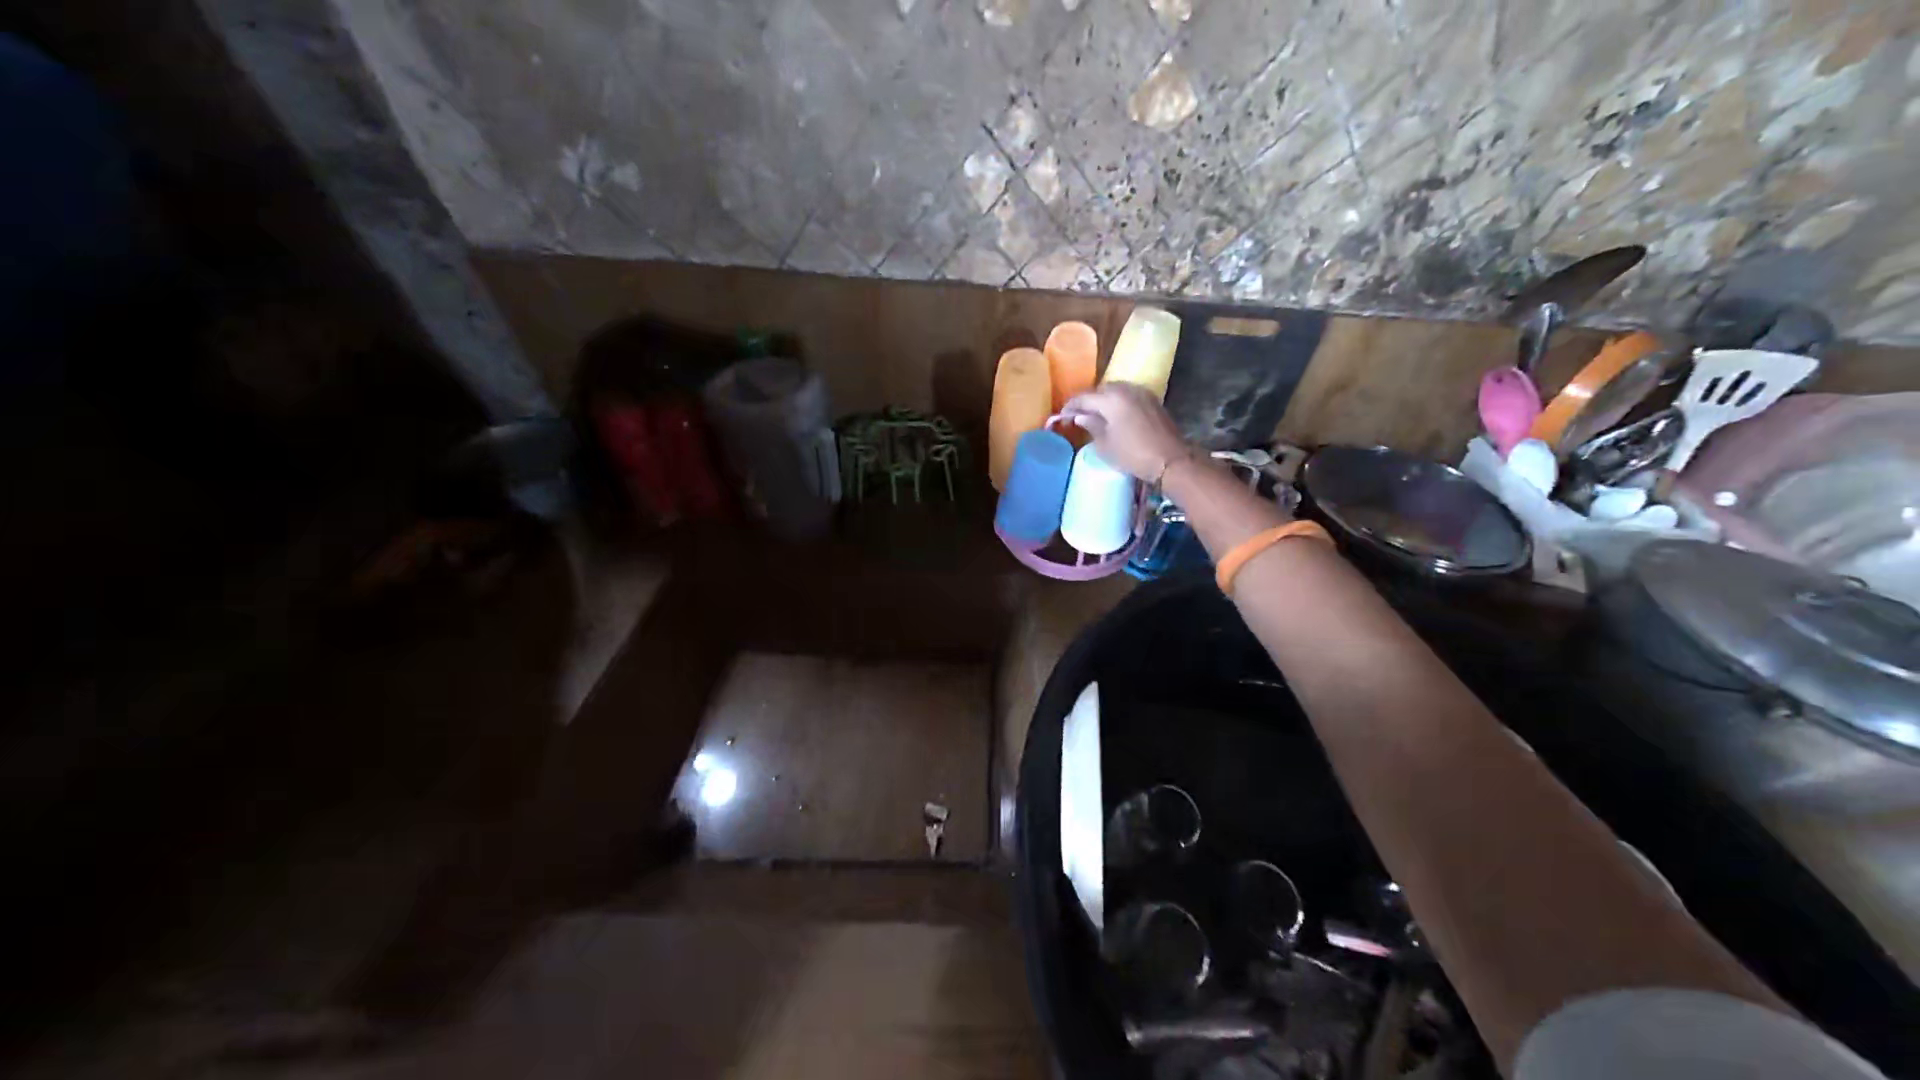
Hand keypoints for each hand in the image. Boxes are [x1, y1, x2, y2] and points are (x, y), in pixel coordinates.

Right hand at [1060, 382, 1190, 481]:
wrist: (1171, 460)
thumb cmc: (1133, 455)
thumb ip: (1092, 426)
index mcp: (1111, 399)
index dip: (1070, 406)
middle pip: (1101, 390)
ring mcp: (1142, 393)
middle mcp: (1126, 389)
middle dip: (1088, 401)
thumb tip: (1080, 416)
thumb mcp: (1106, 445)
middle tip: (1079, 416)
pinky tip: (1116, 416)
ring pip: (1116, 391)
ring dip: (1104, 401)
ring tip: (1097, 416)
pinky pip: (1129, 396)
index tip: (1062, 416)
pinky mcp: (1153, 400)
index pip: (1084, 397)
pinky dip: (1119, 402)